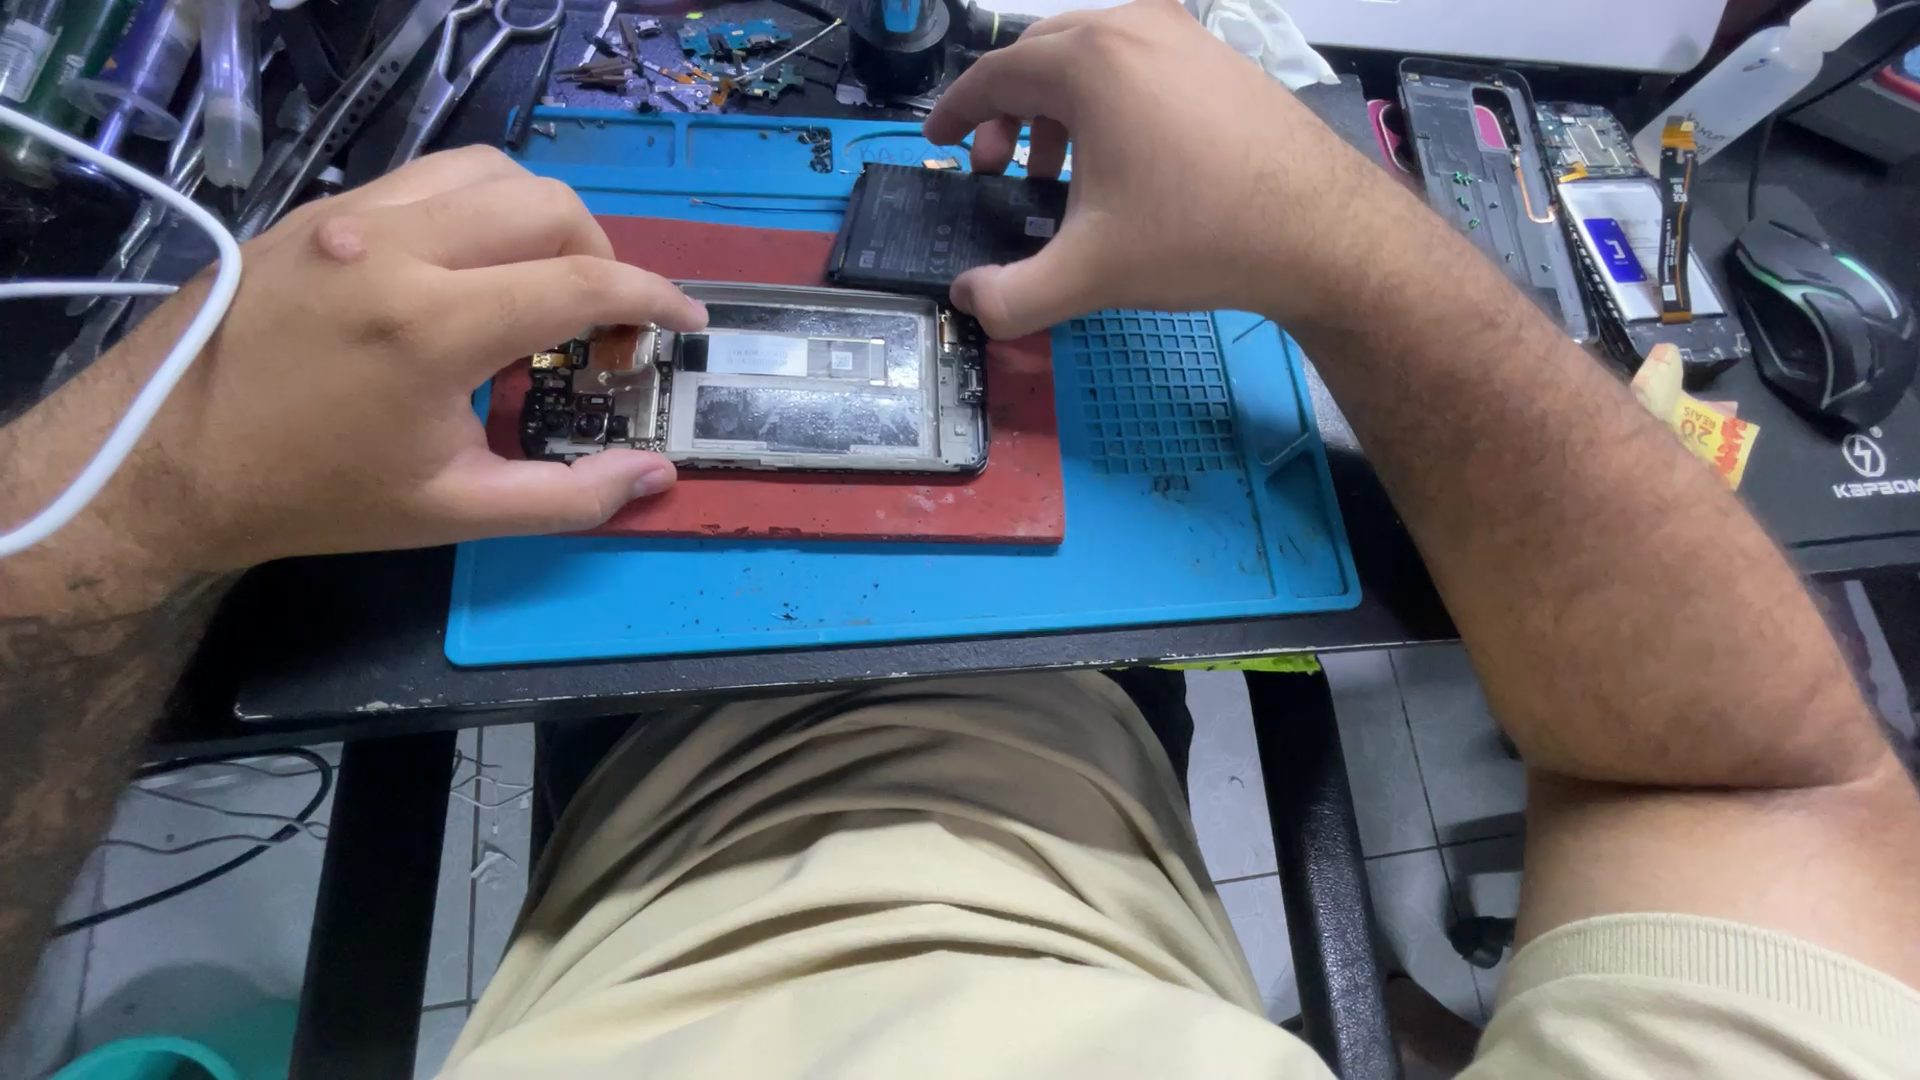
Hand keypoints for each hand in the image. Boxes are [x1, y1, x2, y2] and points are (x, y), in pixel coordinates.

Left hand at [3, 146, 706, 579]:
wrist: (164, 461)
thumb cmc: (322, 493)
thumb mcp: (461, 511)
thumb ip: (574, 496)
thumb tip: (657, 473)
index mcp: (432, 324)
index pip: (583, 282)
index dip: (656, 300)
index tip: (688, 324)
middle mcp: (392, 246)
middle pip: (550, 208)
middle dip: (607, 264)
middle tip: (605, 329)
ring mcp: (349, 217)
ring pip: (495, 173)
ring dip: (552, 226)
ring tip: (552, 287)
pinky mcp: (323, 211)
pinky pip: (438, 177)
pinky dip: (493, 209)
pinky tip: (488, 266)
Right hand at [923, 0, 1411, 338]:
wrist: (1317, 231)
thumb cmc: (1192, 239)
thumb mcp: (1085, 276)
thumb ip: (1009, 297)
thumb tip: (964, 299)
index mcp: (1089, 60)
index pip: (995, 72)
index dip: (957, 110)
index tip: (938, 140)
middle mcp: (1132, 23)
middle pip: (1037, 56)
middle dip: (1003, 113)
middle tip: (996, 170)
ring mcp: (1181, 33)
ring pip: (1087, 58)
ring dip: (1051, 111)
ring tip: (1052, 175)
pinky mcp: (1213, 56)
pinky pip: (1132, 66)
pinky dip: (1100, 106)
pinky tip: (1113, 164)